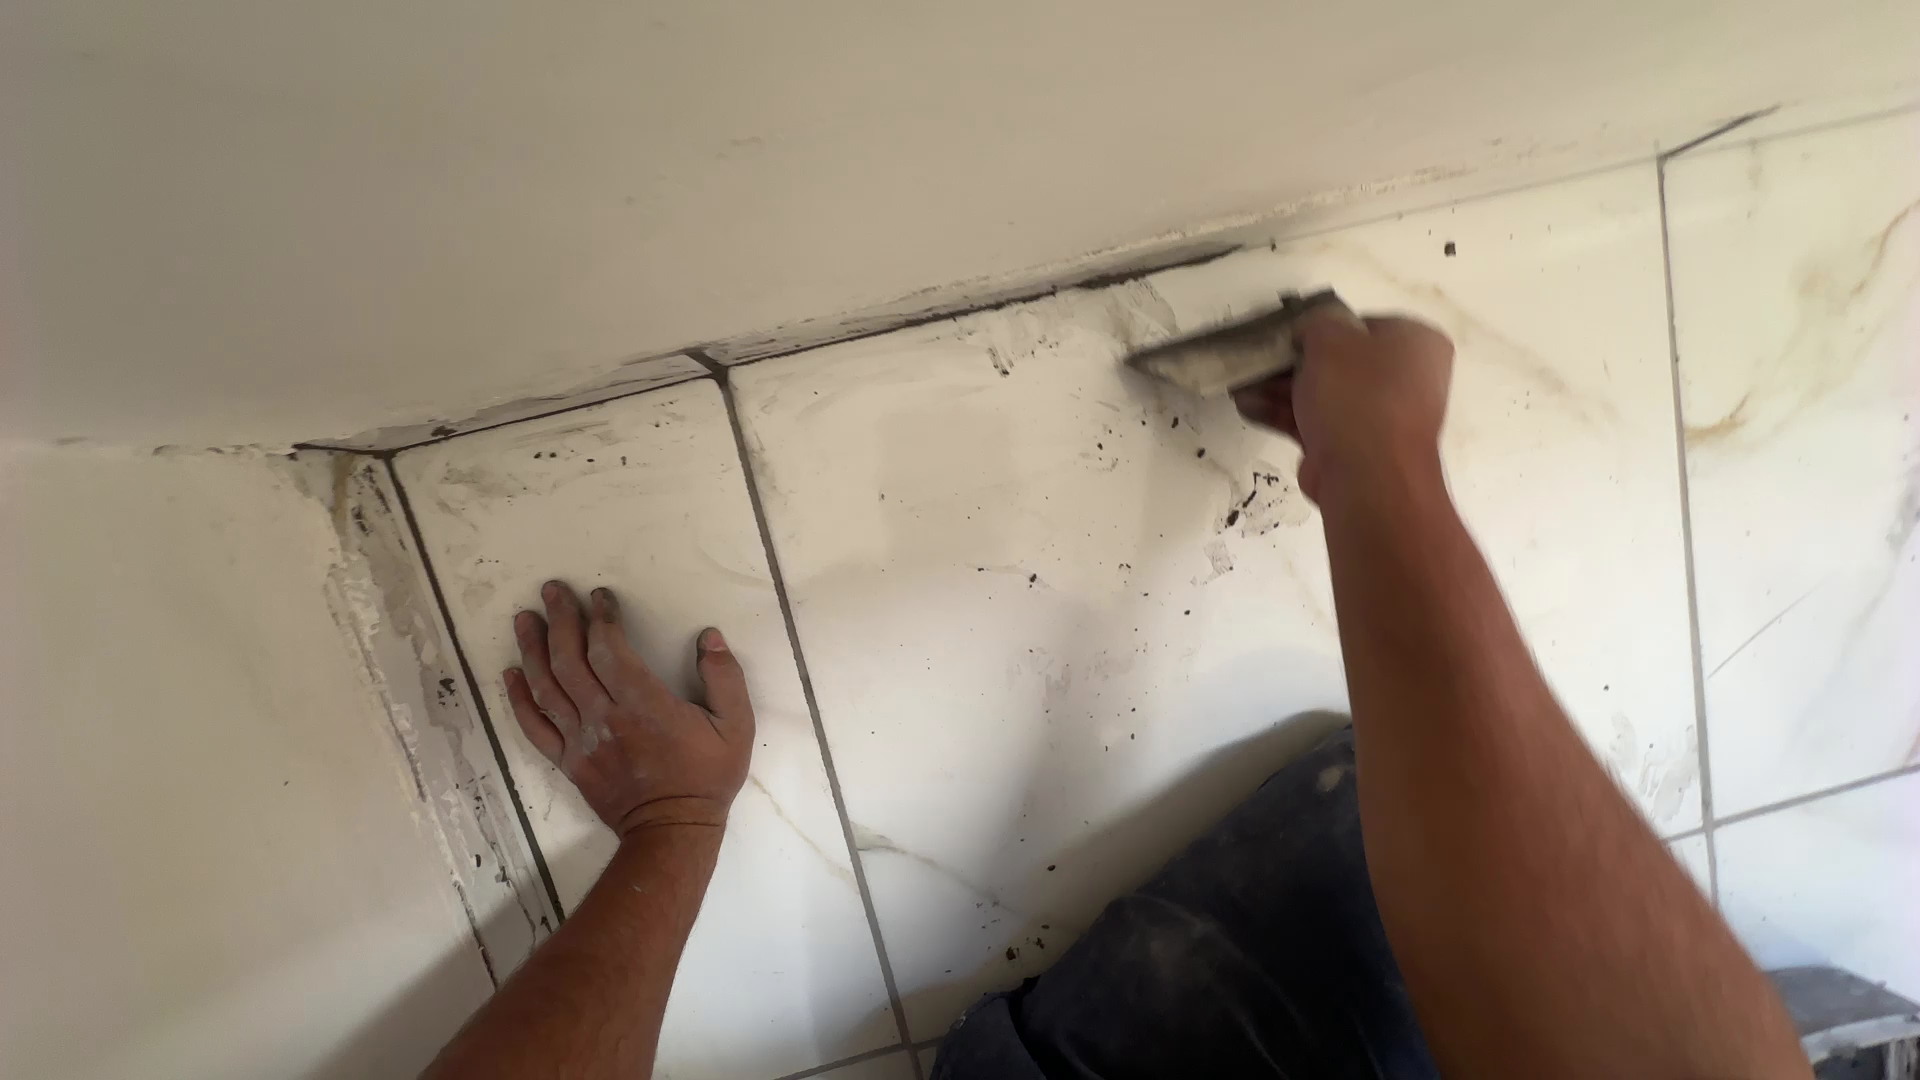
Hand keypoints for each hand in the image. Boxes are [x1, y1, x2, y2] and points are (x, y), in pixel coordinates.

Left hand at [503, 581, 753, 835]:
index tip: (600, 596)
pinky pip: (534, 726)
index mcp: (644, 705)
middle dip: (560, 621)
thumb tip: (710, 638)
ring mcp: (580, 741)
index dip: (601, 618)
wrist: (673, 830)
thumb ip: (726, 678)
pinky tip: (511, 673)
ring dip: (532, 649)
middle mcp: (604, 718)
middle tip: (553, 591)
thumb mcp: (737, 725)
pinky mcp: (568, 761)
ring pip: (546, 688)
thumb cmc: (708, 775)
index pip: (610, 650)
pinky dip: (518, 698)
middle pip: (570, 660)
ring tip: (524, 619)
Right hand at [1232, 308, 1453, 504]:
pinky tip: (1248, 407)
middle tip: (1255, 365)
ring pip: (1320, 394)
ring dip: (1278, 391)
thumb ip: (1315, 323)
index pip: (1359, 326)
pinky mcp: (1353, 446)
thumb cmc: (1357, 396)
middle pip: (1335, 363)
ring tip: (1240, 388)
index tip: (1285, 339)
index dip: (1318, 330)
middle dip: (1288, 366)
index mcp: (1415, 343)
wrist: (1368, 475)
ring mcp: (1379, 416)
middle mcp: (1404, 377)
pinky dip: (1283, 414)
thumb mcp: (1331, 340)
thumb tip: (1309, 330)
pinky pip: (1315, 421)